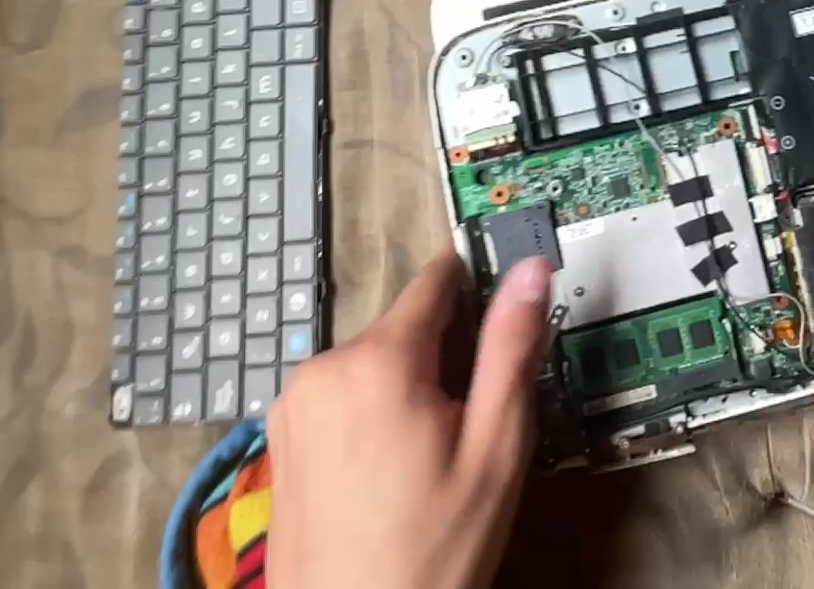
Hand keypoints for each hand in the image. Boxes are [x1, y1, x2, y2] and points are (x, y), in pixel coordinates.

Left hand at [267, 248, 553, 588]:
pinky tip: (394, 463)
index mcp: (378, 359)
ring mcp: (293, 402)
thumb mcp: (495, 446)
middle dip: (451, 348)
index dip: (482, 290)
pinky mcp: (281, 435)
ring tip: (436, 448)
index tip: (508, 325)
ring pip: (380, 355)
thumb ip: (512, 346)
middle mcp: (323, 365)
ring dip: (416, 377)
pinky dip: (378, 403)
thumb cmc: (436, 547)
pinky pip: (347, 388)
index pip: (440, 278)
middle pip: (411, 321)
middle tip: (475, 416)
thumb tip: (532, 265)